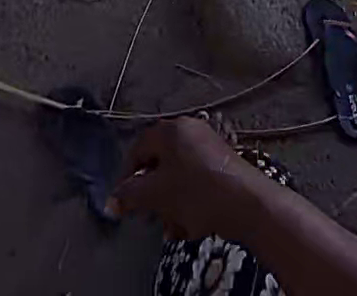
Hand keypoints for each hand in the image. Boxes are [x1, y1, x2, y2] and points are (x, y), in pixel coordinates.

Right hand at [111, 118, 265, 241]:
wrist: (245, 201)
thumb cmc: (196, 192)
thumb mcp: (156, 195)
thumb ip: (130, 196)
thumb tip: (112, 201)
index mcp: (172, 129)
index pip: (138, 148)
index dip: (127, 176)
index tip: (124, 202)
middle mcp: (190, 129)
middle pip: (159, 163)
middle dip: (152, 195)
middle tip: (150, 215)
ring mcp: (208, 144)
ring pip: (177, 176)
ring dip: (170, 203)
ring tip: (173, 226)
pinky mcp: (221, 161)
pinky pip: (195, 180)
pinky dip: (188, 200)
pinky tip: (191, 223)